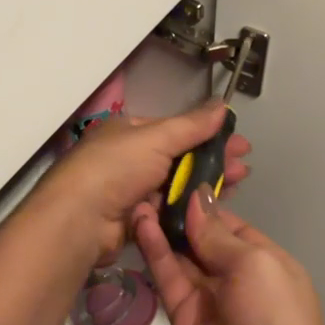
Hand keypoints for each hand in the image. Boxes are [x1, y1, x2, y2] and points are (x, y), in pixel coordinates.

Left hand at [33, 101, 251, 263]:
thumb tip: (222, 104)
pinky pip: (169, 211)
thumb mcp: (156, 138)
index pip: (175, 130)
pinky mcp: (135, 220)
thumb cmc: (115, 168)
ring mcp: (131, 191)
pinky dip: (190, 208)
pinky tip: (214, 208)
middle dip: (213, 160)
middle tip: (244, 166)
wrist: (80, 220)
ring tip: (238, 184)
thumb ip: (191, 125)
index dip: (208, 134)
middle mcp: (129, 158)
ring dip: (206, 184)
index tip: (238, 142)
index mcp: (129, 132)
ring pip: (177, 186)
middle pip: (179, 158)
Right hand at [132, 189, 324, 324]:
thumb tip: (197, 197)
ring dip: (163, 227)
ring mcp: (208, 299)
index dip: (204, 202)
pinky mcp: (182, 319)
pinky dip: (154, 251)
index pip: (230, 223)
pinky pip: (168, 278)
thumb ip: (218, 234)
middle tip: (148, 180)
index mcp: (266, 261)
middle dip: (179, 212)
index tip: (175, 173)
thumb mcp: (256, 266)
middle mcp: (237, 278)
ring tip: (138, 195)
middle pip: (203, 238)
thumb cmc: (276, 321)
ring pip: (181, 255)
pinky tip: (140, 224)